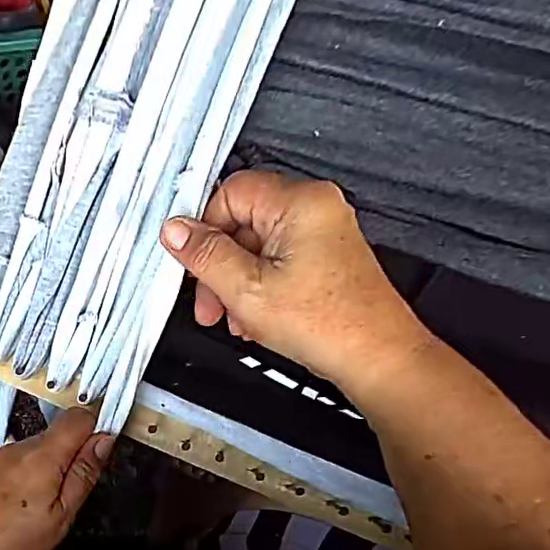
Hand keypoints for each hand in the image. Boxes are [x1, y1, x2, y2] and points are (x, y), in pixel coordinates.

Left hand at [0, 407, 113, 549]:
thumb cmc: (12, 546)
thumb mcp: (62, 516)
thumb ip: (85, 473)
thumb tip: (104, 441)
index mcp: (41, 457)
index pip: (79, 417)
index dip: (97, 429)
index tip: (102, 450)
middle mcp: (18, 448)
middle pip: (60, 432)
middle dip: (75, 455)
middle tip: (71, 492)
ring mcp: (1, 455)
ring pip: (41, 446)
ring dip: (53, 466)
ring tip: (45, 503)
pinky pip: (22, 459)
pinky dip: (32, 473)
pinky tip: (26, 502)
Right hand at [160, 171, 431, 390]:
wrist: (373, 356)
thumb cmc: (329, 324)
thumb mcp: (247, 290)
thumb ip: (206, 256)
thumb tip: (176, 231)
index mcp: (299, 202)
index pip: (229, 193)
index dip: (204, 230)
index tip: (191, 261)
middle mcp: (315, 209)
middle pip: (242, 223)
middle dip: (218, 267)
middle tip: (210, 300)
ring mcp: (323, 234)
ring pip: (256, 248)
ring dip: (236, 284)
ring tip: (236, 317)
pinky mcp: (324, 259)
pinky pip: (277, 264)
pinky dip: (259, 290)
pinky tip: (255, 318)